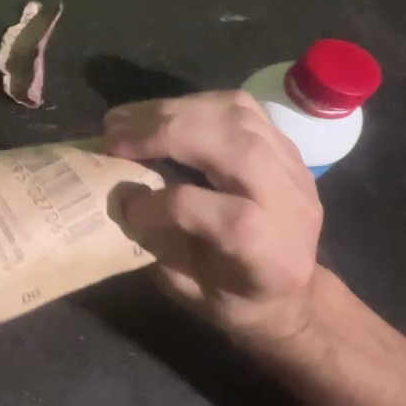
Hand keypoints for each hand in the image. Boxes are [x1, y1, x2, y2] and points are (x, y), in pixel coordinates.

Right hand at [103, 91, 323, 347]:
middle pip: (233, 147)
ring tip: (125, 120)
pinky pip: (241, 108)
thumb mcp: (192, 294)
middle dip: (164, 134)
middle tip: (111, 137)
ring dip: (172, 111)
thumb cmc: (236, 300)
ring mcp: (293, 167)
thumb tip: (121, 200)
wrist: (294, 292)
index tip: (122, 206)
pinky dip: (193, 104)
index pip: (219, 213)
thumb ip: (159, 248)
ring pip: (237, 116)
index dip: (160, 204)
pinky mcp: (285, 146)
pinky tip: (159, 115)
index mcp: (267, 252)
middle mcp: (289, 202)